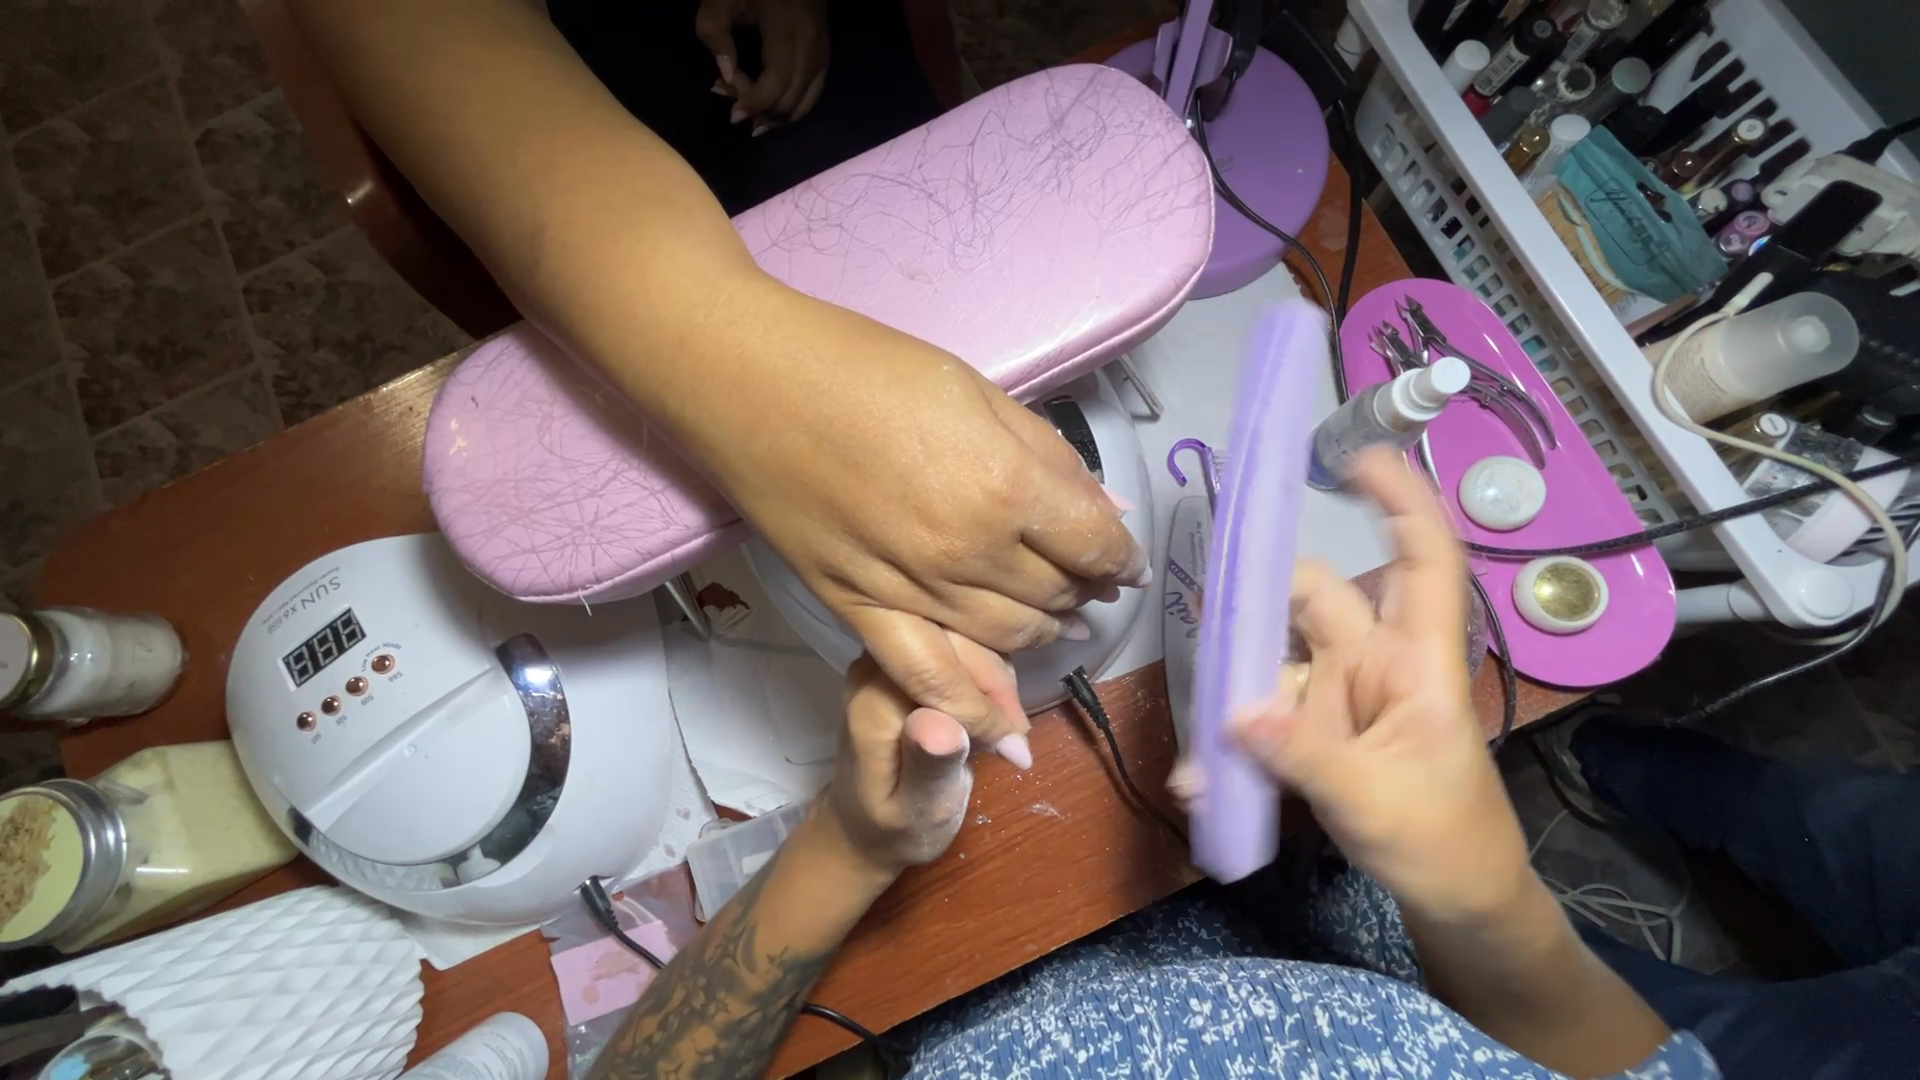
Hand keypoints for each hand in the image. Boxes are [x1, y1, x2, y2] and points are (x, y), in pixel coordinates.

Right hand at [687, 283, 1146, 753]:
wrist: (750, 384)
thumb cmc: (866, 368)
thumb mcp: (976, 391)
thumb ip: (1049, 456)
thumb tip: (1108, 514)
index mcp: (1006, 486)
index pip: (1095, 545)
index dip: (1121, 555)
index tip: (1125, 558)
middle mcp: (969, 553)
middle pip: (1057, 594)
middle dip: (1086, 587)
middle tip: (1088, 575)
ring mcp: (912, 593)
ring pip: (1007, 640)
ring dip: (1045, 632)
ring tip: (1056, 617)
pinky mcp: (859, 613)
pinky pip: (928, 678)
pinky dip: (974, 709)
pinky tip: (1007, 726)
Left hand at [696, 0, 828, 131]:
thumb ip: (715, 33)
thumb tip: (728, 75)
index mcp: (786, 26)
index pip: (777, 79)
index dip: (756, 102)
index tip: (733, 114)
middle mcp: (811, 44)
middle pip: (792, 98)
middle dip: (764, 113)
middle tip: (736, 109)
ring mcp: (822, 52)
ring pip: (806, 103)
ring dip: (779, 118)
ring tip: (754, 119)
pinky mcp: (825, 56)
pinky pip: (812, 94)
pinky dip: (793, 108)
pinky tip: (773, 111)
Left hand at [818, 654, 1003, 877]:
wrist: (864, 823)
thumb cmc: (895, 827)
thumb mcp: (918, 812)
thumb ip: (929, 766)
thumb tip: (944, 723)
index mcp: (875, 699)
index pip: (950, 665)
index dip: (991, 696)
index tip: (1012, 743)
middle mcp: (875, 664)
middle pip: (959, 639)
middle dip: (998, 685)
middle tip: (1016, 739)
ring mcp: (888, 656)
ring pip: (964, 636)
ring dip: (996, 679)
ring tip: (1004, 730)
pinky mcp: (903, 657)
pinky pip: (957, 645)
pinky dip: (984, 674)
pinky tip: (990, 713)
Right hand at [1230, 450, 1531, 921]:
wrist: (1457, 901)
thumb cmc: (1447, 842)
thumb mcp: (1378, 802)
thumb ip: (1305, 754)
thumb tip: (1235, 713)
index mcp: (1416, 662)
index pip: (1422, 564)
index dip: (1401, 505)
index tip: (1359, 458)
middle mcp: (1371, 662)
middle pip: (1316, 600)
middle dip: (1263, 603)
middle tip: (1212, 620)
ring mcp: (1335, 695)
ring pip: (1272, 660)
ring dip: (1232, 696)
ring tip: (1200, 757)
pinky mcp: (1307, 728)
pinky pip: (1258, 715)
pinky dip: (1227, 743)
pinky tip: (1202, 781)